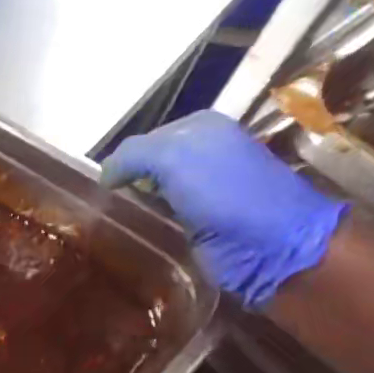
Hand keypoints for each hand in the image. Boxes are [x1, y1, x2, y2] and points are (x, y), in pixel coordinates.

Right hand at [99, 110, 346, 307]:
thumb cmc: (223, 194)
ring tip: (112, 226)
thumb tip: (103, 175)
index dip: (121, 164)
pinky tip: (137, 235)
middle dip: (126, 185)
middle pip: (146, 167)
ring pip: (152, 193)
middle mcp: (201, 153)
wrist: (272, 244)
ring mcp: (202, 190)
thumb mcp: (173, 158)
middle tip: (104, 210)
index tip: (101, 191)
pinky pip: (162, 218)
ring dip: (134, 208)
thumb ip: (132, 156)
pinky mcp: (200, 223)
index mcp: (198, 128)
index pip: (141, 141)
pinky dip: (148, 226)